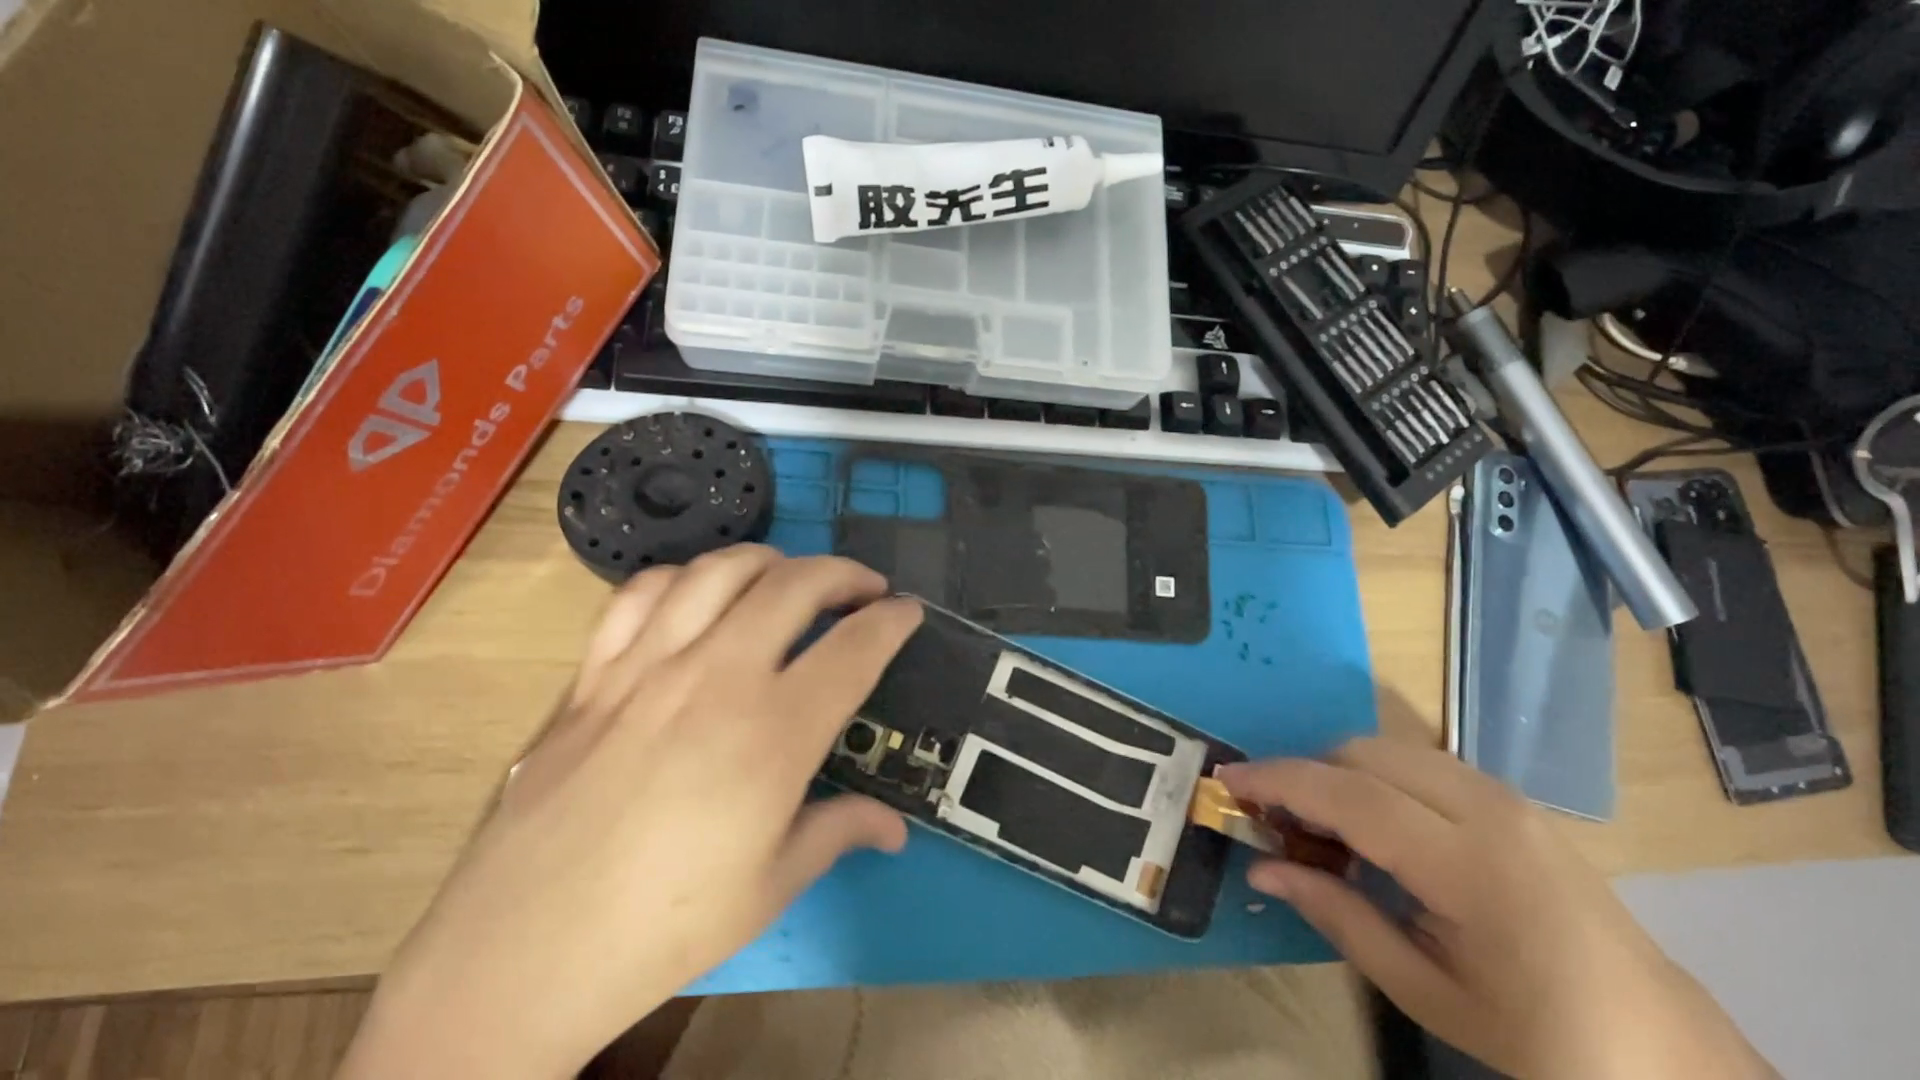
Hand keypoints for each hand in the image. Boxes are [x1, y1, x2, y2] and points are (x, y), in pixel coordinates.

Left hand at [338, 548, 922, 1079]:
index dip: (891, 622)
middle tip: (863, 589)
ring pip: (717, 572)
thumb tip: (892, 827)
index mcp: (774, 734)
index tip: (907, 613)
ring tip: (788, 578)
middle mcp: (716, 678)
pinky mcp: (592, 676)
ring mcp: (646, 668)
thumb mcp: (769, 887)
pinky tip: (696, 595)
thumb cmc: (663, 927)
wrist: (525, 947)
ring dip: (767, 561)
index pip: (853, 650)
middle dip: (842, 574)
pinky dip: (681, 578)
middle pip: (793, 587)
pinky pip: (639, 595)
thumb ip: (837, 833)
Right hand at [1219, 738, 1774, 1079]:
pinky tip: (1370, 828)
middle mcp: (1489, 810)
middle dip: (1307, 772)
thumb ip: (1339, 916)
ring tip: (1314, 826)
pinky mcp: (1517, 804)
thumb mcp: (1425, 990)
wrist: (1661, 1044)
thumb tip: (1264, 867)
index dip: (1280, 781)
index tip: (1228, 781)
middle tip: (1269, 817)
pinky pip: (1426, 766)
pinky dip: (1379, 778)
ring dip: (1341, 771)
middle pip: (1367, 753)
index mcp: (1469, 865)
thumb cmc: (1537, 1033)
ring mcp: (1509, 800)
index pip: (1350, 796)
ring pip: (1395, 749)